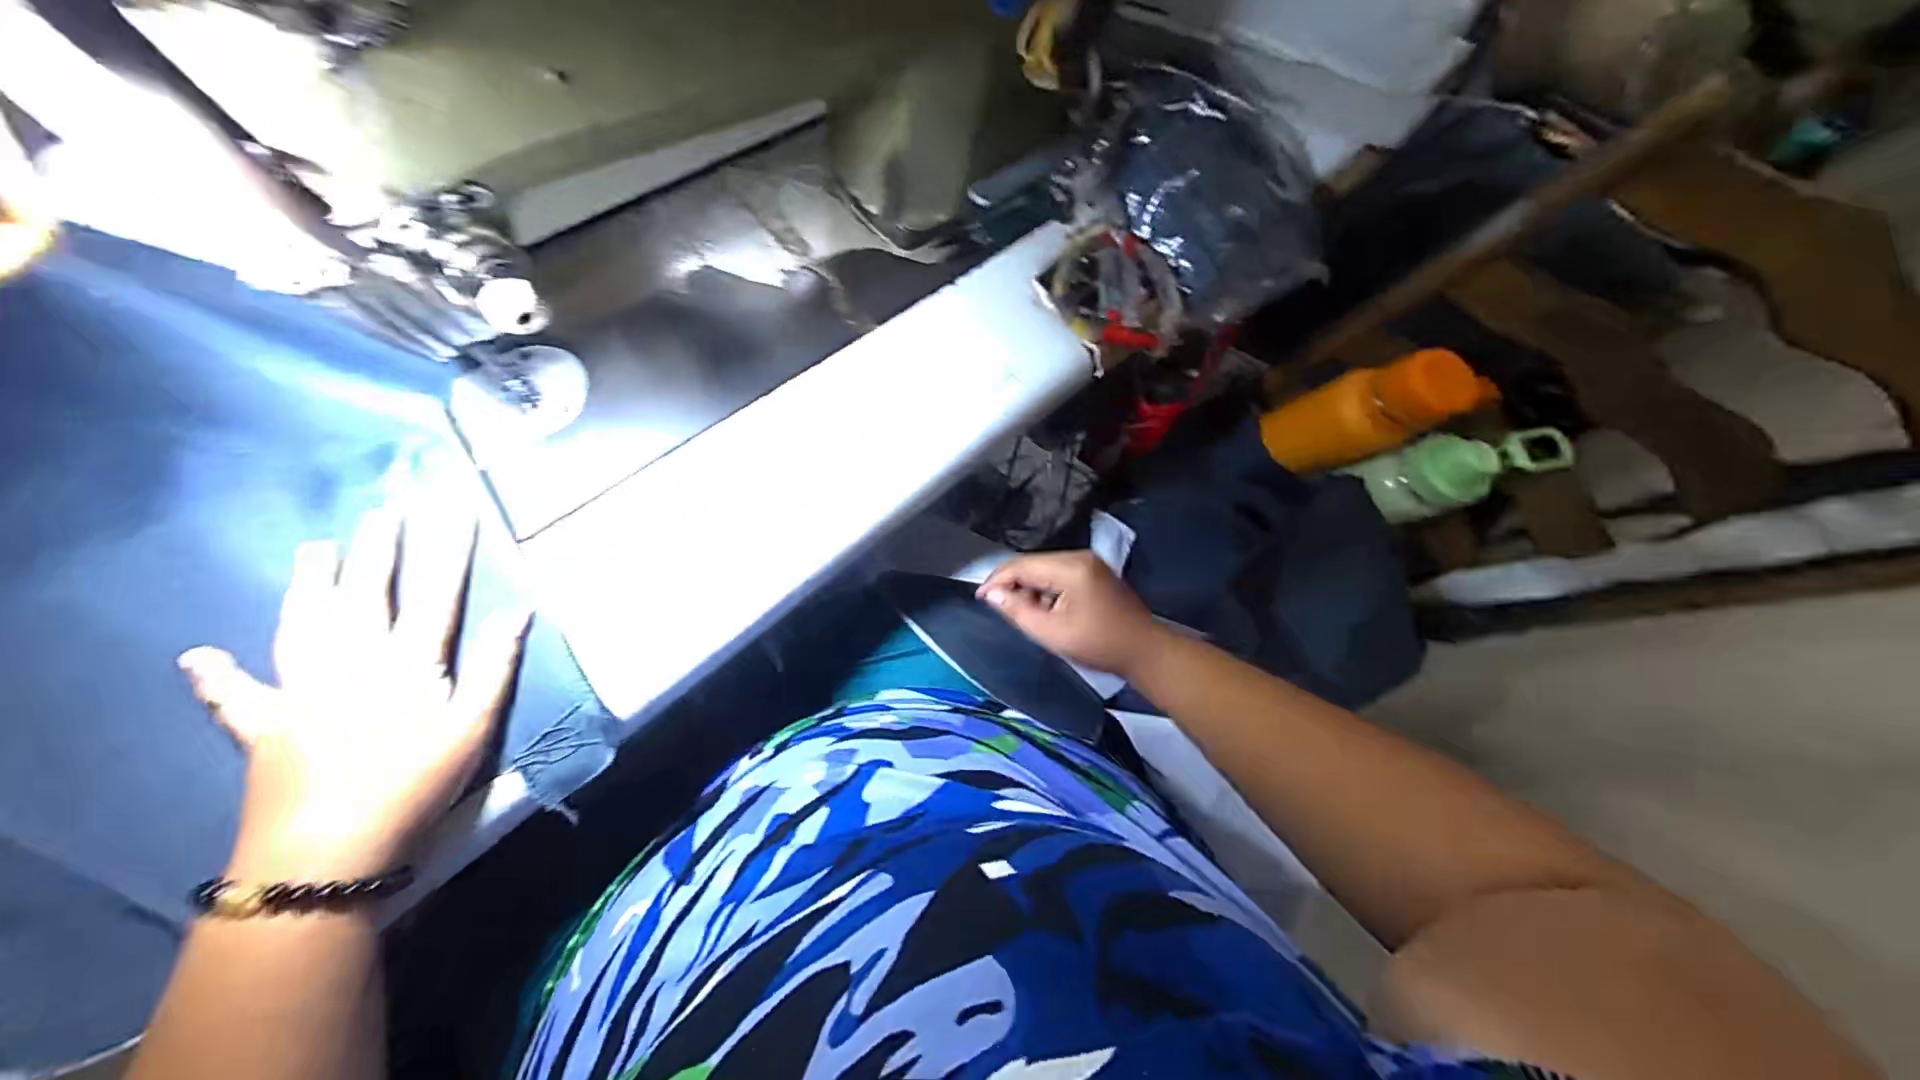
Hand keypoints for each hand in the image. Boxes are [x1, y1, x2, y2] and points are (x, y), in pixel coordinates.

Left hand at [179, 505, 530, 883]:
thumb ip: (495, 664)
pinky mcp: (265, 725)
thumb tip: (520, 609)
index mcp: (408, 663)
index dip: (447, 552)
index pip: (435, 595)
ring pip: (304, 624)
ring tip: (315, 548)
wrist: (332, 850)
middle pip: (365, 595)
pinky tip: (199, 656)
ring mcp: (301, 690)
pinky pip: (238, 695)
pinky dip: (218, 677)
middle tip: (382, 512)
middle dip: (377, 551)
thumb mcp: (475, 725)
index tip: (455, 513)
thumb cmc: (418, 783)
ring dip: (309, 584)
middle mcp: (352, 664)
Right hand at [977, 551, 1171, 678]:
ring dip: (1031, 589)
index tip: (980, 598)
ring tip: (1028, 616)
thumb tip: (991, 594)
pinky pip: (1059, 574)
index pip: (1022, 565)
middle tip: (1002, 610)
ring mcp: (1089, 562)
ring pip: (1044, 569)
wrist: (1145, 650)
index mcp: (1070, 567)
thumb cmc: (1099, 644)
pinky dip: (1047, 590)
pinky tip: (1048, 611)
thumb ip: (1017, 610)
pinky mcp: (1094, 571)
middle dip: (1014, 585)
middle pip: (1033, 564)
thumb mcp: (1052, 632)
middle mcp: (1080, 556)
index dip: (997, 580)